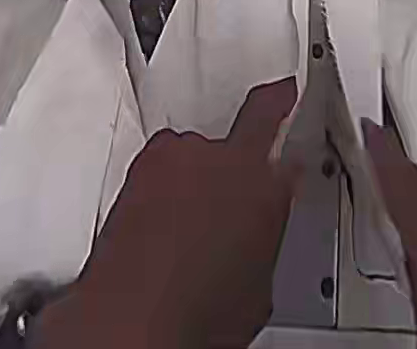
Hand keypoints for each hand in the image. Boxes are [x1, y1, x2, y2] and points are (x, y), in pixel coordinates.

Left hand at [34, 79, 300, 347]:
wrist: (130, 324)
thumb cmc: (194, 315)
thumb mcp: (259, 279)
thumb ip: (267, 224)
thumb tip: (264, 221)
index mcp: (262, 180)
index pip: (276, 113)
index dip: (283, 97)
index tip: (286, 92)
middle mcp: (220, 155)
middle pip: (235, 142)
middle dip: (234, 170)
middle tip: (225, 211)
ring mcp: (178, 155)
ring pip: (195, 153)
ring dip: (194, 178)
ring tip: (183, 229)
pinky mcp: (141, 166)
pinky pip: (163, 164)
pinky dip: (164, 186)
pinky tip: (159, 226)